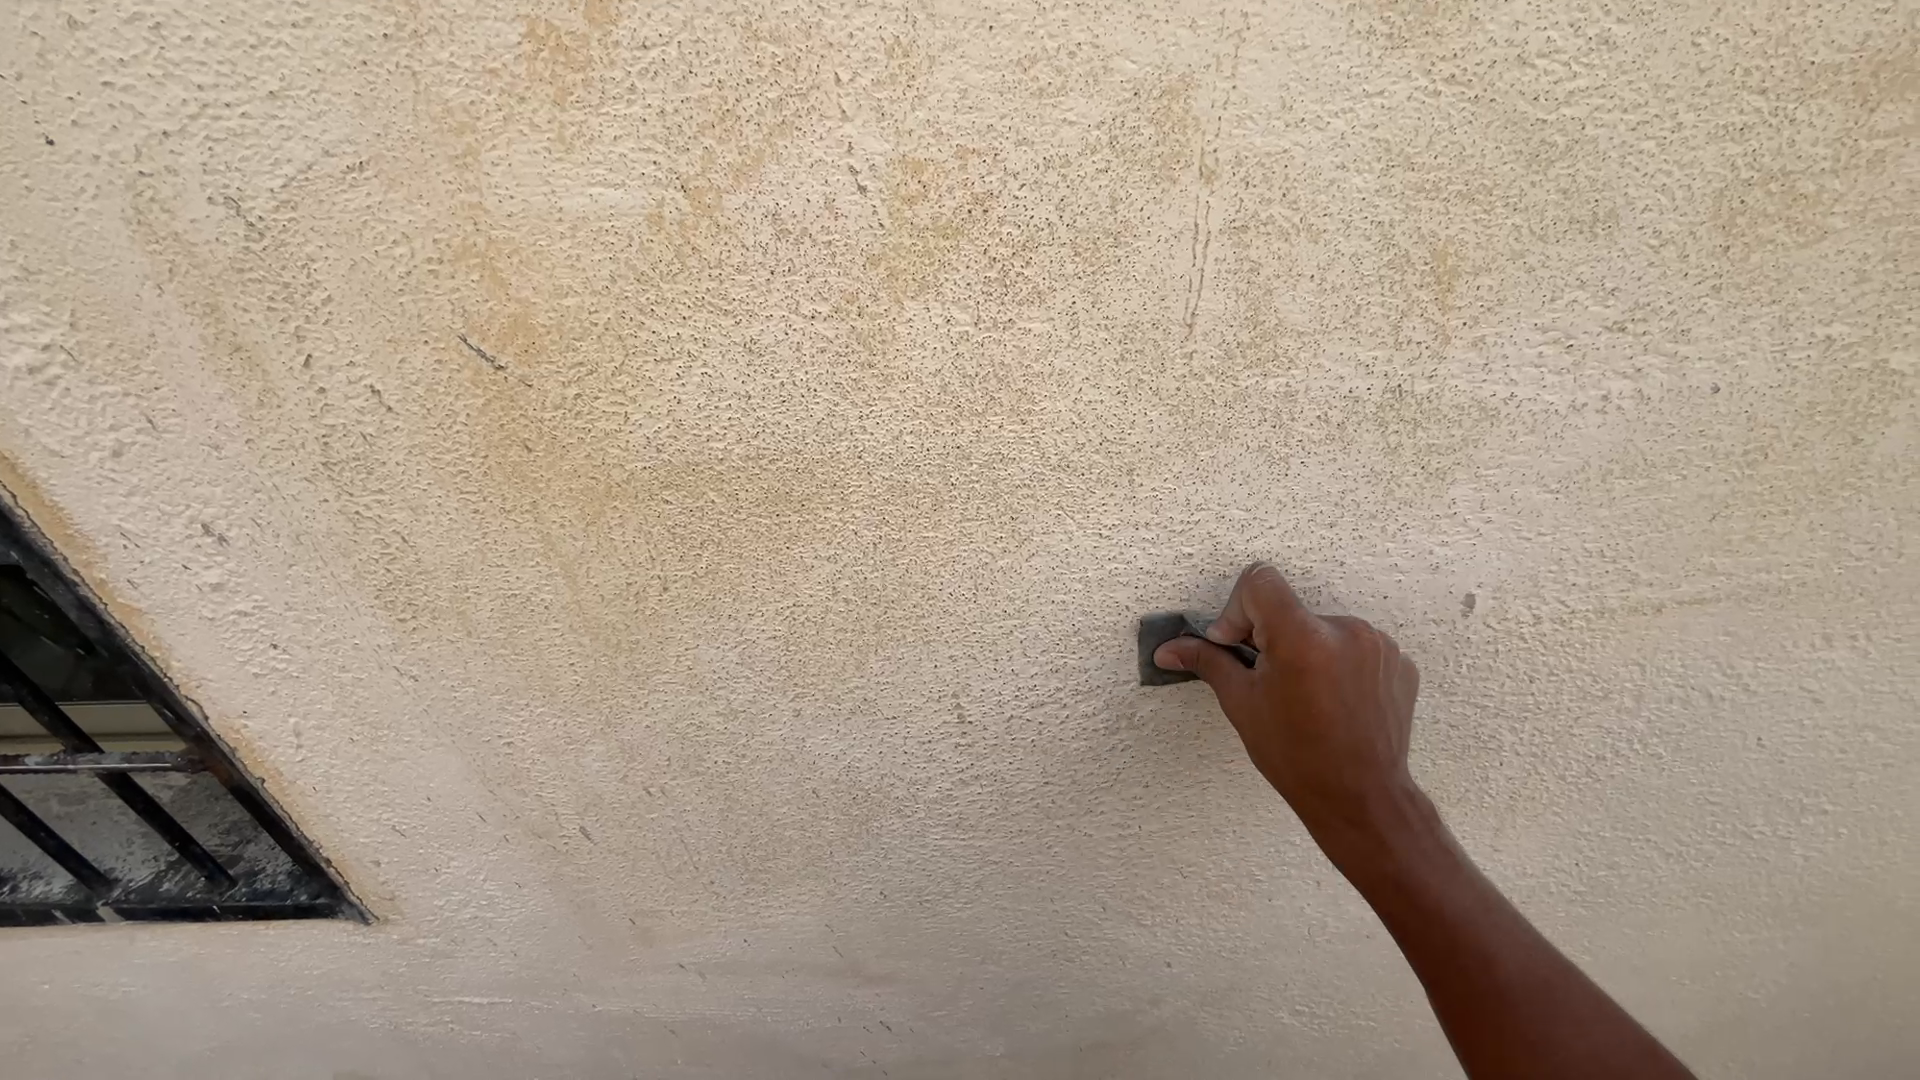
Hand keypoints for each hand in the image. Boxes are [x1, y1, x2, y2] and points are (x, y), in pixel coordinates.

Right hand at [1153, 562, 1423, 857]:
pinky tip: (1330, 698)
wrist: (1361, 798)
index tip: (1236, 645)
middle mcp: (1345, 631)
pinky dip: (1335, 662)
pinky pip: (1353, 645)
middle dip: (1268, 635)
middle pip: (1288, 608)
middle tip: (1265, 678)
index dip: (1237, 609)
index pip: (1260, 581)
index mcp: (1302, 638)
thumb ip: (1206, 661)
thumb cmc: (1297, 756)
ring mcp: (1378, 645)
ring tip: (1302, 693)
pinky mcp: (1397, 661)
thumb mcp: (1241, 703)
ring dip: (1304, 648)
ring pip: (1320, 627)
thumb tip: (1168, 649)